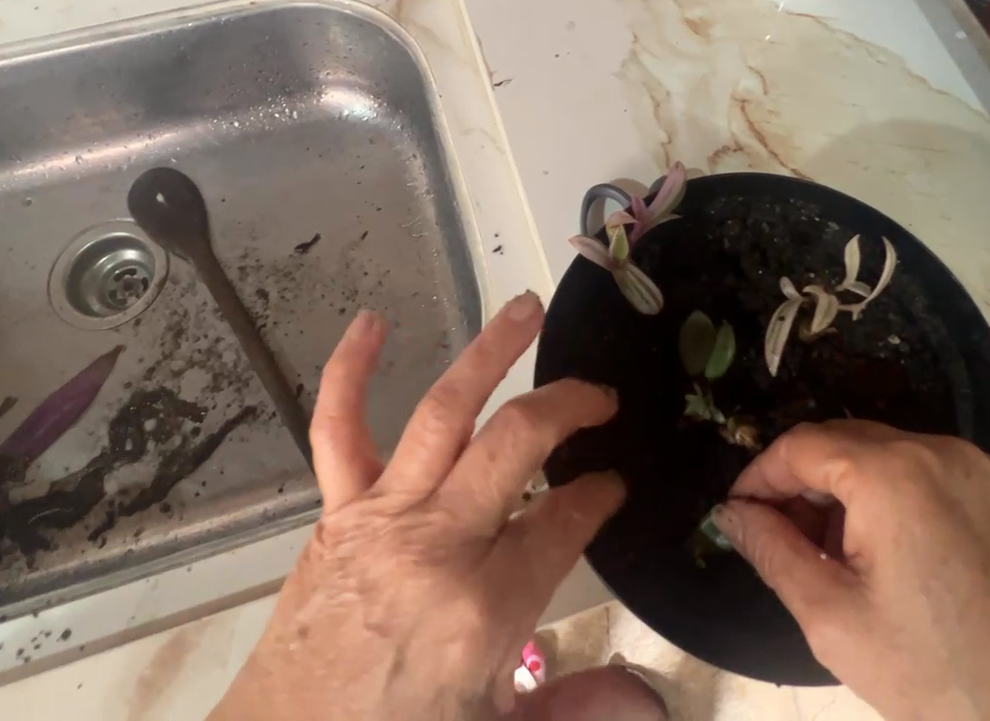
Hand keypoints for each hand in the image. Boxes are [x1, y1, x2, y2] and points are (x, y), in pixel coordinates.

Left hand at [211, 293, 624, 720]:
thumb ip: (578, 708)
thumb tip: (651, 694)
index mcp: (485, 608)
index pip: (563, 521)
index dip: (597, 496)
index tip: (611, 483)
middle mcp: (437, 544)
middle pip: (515, 443)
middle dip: (567, 405)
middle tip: (601, 395)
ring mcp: (383, 514)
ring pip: (445, 412)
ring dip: (489, 352)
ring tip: (526, 308)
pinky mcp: (339, 507)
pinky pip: (337, 427)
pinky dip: (350, 371)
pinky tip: (372, 324)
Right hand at [715, 421, 989, 720]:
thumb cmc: (936, 678)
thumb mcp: (831, 618)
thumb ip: (770, 549)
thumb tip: (731, 511)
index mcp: (891, 473)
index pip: (800, 445)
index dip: (761, 476)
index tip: (741, 514)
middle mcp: (940, 450)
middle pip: (845, 441)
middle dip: (804, 481)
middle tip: (785, 536)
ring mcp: (986, 469)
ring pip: (891, 455)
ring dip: (852, 488)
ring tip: (841, 552)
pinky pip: (938, 474)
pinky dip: (902, 496)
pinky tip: (902, 554)